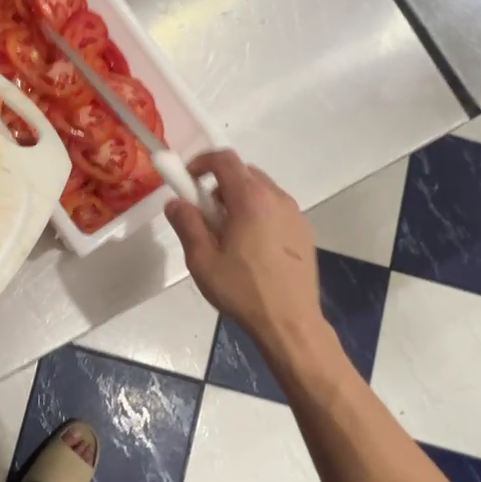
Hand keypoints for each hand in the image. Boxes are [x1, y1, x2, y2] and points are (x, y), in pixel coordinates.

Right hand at [165, 150, 322, 345]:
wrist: (290, 322)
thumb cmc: (242, 291)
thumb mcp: (202, 260)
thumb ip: (187, 224)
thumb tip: (176, 202)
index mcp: (250, 199)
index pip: (225, 159)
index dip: (201, 162)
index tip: (187, 181)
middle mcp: (276, 198)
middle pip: (244, 173)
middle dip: (219, 184)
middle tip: (205, 214)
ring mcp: (295, 214)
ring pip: (262, 191)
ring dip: (240, 200)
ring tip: (227, 235)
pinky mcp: (304, 231)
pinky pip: (276, 209)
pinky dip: (258, 214)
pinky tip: (251, 248)